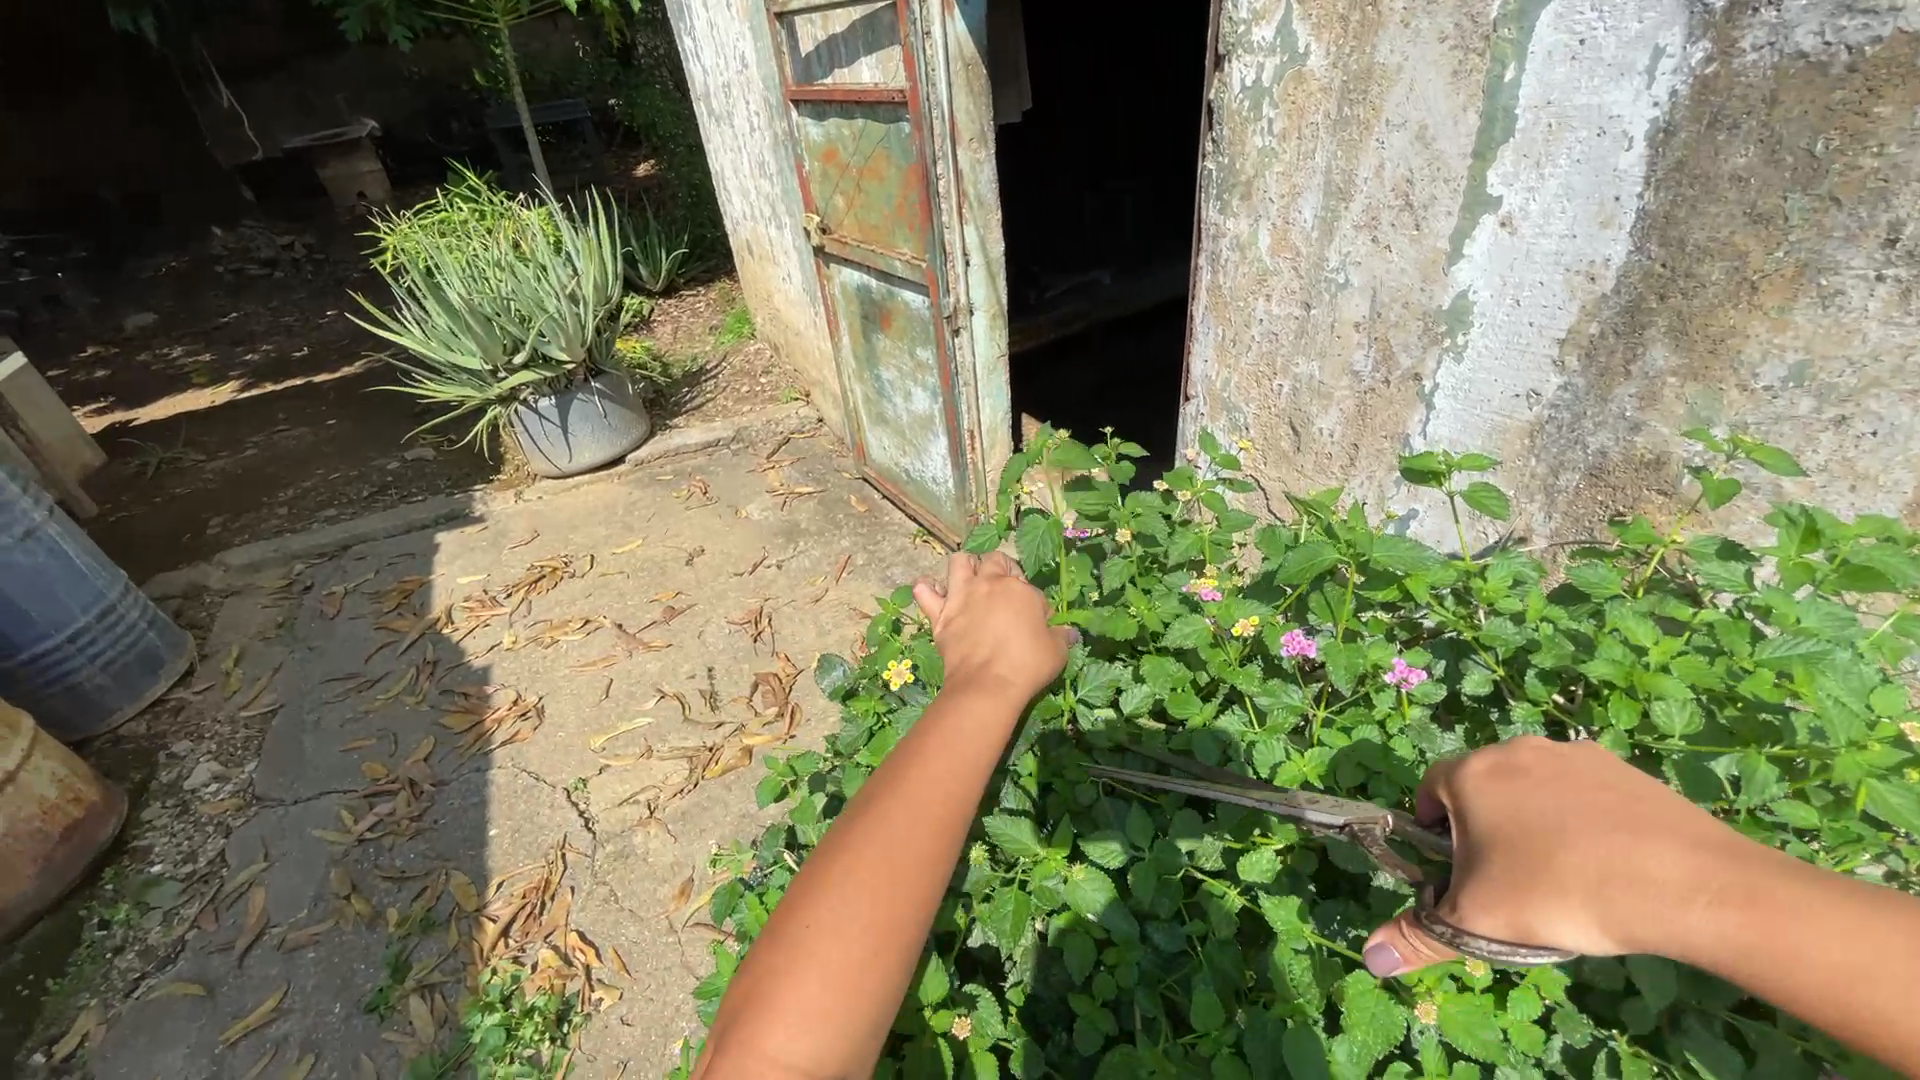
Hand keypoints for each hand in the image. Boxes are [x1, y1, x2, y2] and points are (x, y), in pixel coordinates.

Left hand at [912, 552, 1073, 705]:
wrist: (987, 684)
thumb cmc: (1028, 666)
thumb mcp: (1057, 651)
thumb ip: (1062, 636)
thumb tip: (1070, 632)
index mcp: (1021, 589)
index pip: (1030, 587)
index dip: (1034, 604)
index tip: (1036, 622)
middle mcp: (989, 584)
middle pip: (995, 560)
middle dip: (1001, 569)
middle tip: (1005, 592)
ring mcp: (962, 596)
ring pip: (959, 562)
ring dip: (966, 567)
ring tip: (971, 581)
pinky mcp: (940, 613)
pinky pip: (925, 591)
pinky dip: (927, 589)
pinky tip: (934, 593)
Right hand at [1364, 736, 1752, 975]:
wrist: (1692, 886)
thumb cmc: (1560, 892)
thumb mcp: (1478, 922)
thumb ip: (1419, 937)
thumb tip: (1370, 959)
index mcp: (1467, 773)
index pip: (1427, 793)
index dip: (1436, 835)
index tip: (1461, 873)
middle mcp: (1511, 750)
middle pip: (1480, 789)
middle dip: (1485, 828)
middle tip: (1511, 880)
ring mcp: (1570, 754)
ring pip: (1532, 790)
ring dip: (1534, 821)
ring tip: (1565, 875)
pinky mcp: (1622, 767)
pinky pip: (1582, 792)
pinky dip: (1583, 819)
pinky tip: (1608, 860)